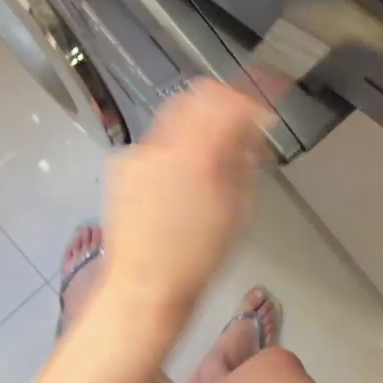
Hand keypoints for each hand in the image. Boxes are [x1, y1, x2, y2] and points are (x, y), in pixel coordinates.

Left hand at [100, 81, 267, 316]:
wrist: (144, 284)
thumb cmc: (197, 256)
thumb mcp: (237, 208)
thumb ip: (242, 161)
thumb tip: (249, 134)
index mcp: (198, 155)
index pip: (227, 102)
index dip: (249, 101)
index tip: (261, 111)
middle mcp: (163, 145)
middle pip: (195, 98)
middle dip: (219, 105)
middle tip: (237, 127)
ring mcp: (137, 153)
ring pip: (173, 117)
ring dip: (196, 126)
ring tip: (209, 156)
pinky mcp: (121, 165)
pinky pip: (154, 143)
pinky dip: (172, 148)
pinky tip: (179, 175)